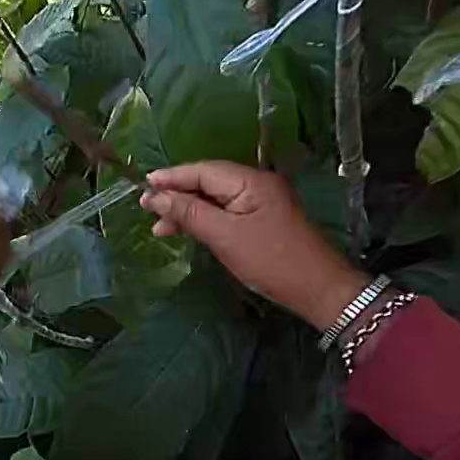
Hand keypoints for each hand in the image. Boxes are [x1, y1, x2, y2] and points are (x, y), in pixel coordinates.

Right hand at [143, 161, 369, 331]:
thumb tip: (156, 197)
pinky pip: (226, 213)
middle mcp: (256, 184)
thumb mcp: (224, 236)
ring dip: (188, 211)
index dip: (172, 177)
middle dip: (177, 195)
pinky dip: (204, 220)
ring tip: (161, 229)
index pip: (203, 171)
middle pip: (208, 182)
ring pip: (215, 199)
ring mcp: (261, 202)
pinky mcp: (262, 221)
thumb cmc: (270, 261)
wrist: (316, 288)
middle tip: (147, 212)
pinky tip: (188, 231)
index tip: (143, 186)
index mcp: (250, 181)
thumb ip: (189, 213)